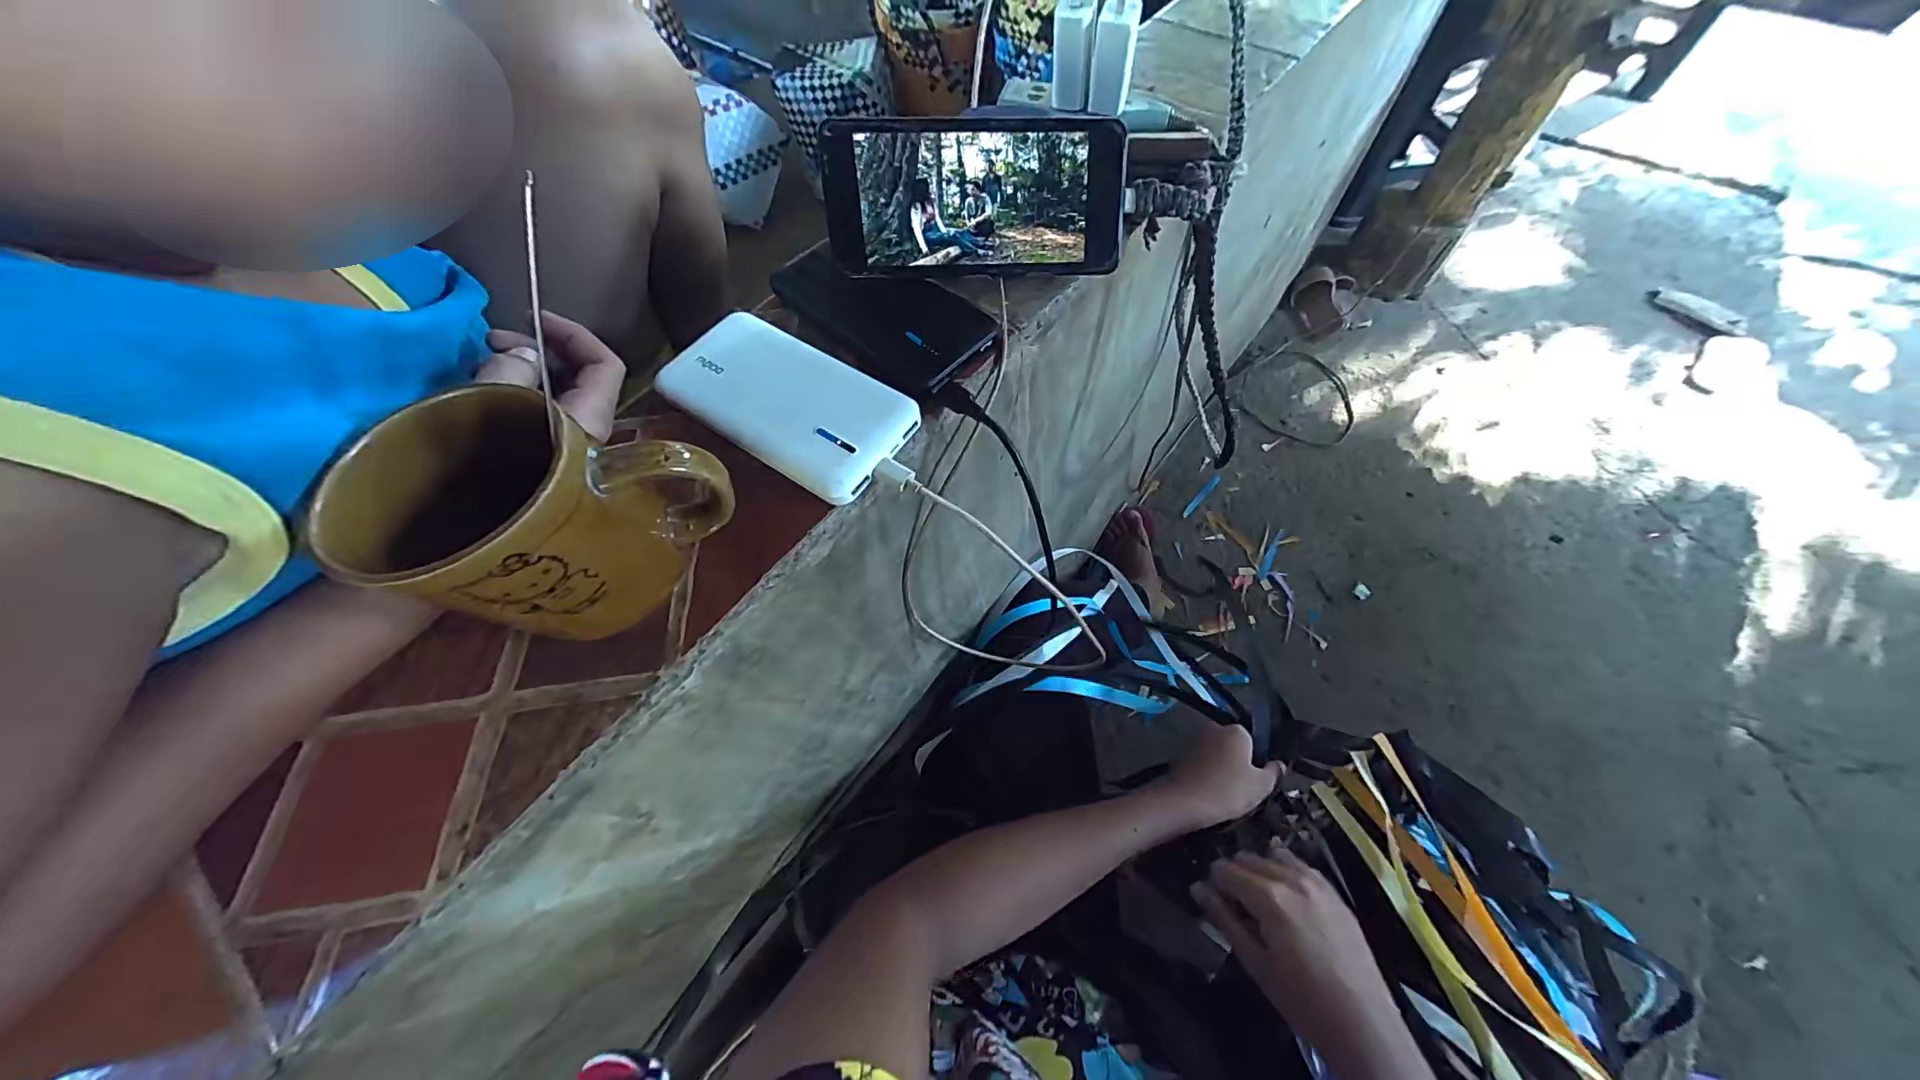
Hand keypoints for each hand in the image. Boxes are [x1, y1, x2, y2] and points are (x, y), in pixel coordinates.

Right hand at [476, 310, 626, 440]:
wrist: (486, 521)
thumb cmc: (497, 455)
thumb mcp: (499, 400)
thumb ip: (516, 368)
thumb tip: (526, 352)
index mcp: (592, 416)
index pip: (606, 364)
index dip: (574, 334)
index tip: (533, 318)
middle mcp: (588, 428)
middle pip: (580, 375)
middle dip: (541, 347)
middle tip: (495, 339)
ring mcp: (568, 440)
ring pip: (558, 391)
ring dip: (526, 367)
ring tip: (485, 357)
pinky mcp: (546, 448)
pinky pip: (540, 408)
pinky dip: (520, 389)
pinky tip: (486, 382)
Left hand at [1161, 722, 1280, 828]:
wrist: (1185, 801)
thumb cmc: (1229, 790)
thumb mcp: (1262, 785)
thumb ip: (1273, 772)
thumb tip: (1278, 764)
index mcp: (1236, 730)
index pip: (1252, 740)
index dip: (1255, 760)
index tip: (1255, 778)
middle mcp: (1213, 728)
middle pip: (1231, 745)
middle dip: (1236, 761)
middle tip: (1240, 786)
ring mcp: (1194, 740)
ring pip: (1214, 753)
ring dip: (1219, 766)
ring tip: (1223, 791)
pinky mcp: (1179, 754)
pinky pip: (1199, 762)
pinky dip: (1204, 772)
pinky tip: (1206, 790)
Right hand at [1191, 843, 1432, 1079]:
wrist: (1364, 1024)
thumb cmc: (1301, 999)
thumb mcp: (1254, 962)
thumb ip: (1223, 919)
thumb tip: (1197, 888)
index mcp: (1268, 895)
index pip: (1226, 870)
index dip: (1213, 881)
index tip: (1212, 898)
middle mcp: (1292, 878)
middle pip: (1249, 858)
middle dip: (1235, 873)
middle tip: (1234, 903)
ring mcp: (1318, 884)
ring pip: (1276, 856)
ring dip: (1261, 869)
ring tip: (1260, 900)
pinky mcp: (1337, 895)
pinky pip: (1302, 867)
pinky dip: (1286, 870)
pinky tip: (1287, 895)